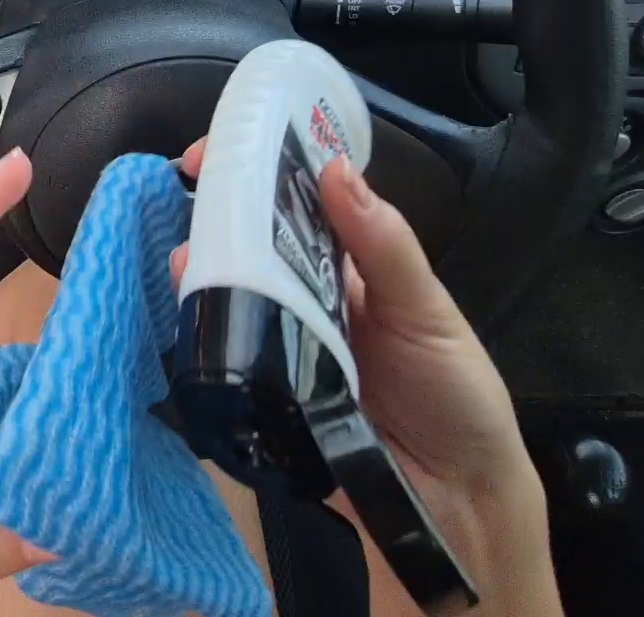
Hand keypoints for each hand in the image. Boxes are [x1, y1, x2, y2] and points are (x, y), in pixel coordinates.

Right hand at [176, 140, 562, 616]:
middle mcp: (304, 284)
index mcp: (346, 258)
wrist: (452, 500)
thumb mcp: (427, 311)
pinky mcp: (260, 372)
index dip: (260, 163)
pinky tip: (191, 299)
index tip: (224, 144)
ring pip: (231, 278)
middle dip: (216, 202)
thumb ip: (384, 244)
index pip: (296, 195)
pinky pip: (225, 333)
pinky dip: (202, 312)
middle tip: (190, 180)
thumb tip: (335, 167)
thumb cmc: (454, 393)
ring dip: (203, 257)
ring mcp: (278, 327)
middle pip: (252, 232)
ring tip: (189, 250)